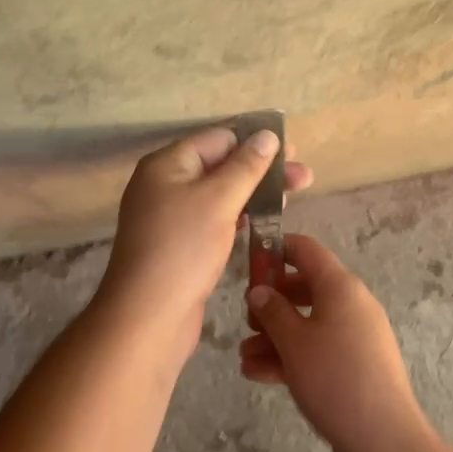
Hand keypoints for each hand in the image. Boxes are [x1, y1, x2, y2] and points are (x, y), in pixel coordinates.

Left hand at [93, 125, 312, 356]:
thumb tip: (267, 135)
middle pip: (220, 165)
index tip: (292, 151)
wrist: (148, 316)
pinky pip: (214, 219)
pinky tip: (265, 222)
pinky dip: (239, 217)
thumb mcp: (218, 200)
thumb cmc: (183, 249)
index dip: (255, 141)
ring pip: (219, 194)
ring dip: (255, 193)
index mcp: (167, 164)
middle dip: (262, 169)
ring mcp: (171, 216)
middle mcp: (165, 184)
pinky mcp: (180, 244)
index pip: (218, 138)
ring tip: (293, 198)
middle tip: (304, 177)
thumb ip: (246, 166)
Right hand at [240, 235, 429, 451]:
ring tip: (245, 357)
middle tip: (246, 321)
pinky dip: (290, 357)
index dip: (276, 250)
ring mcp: (355, 337)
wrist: (382, 440)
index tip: (248, 264)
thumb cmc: (334, 378)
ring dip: (274, 336)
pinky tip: (259, 374)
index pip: (306, 250)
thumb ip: (271, 311)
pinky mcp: (354, 366)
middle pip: (305, 288)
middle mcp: (351, 305)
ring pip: (307, 324)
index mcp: (341, 287)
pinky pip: (317, 350)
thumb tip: (259, 291)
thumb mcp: (293, 341)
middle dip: (271, 303)